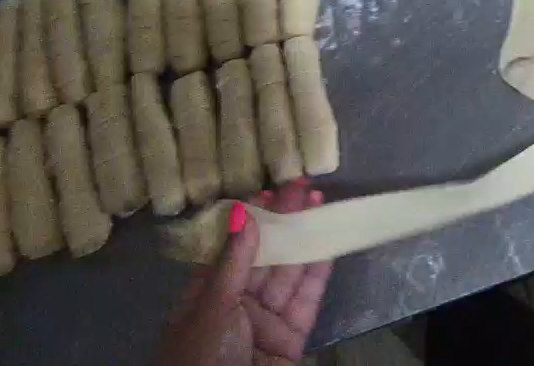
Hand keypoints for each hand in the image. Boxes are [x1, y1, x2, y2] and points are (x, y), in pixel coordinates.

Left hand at [153, 182, 332, 365]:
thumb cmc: (203, 359)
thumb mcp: (213, 308)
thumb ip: (234, 260)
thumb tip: (241, 211)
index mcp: (205, 299)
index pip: (231, 250)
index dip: (250, 219)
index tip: (269, 188)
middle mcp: (236, 307)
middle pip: (264, 256)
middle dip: (283, 221)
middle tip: (301, 184)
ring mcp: (265, 322)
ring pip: (288, 272)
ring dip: (305, 237)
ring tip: (319, 201)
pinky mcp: (292, 337)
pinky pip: (307, 298)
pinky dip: (320, 269)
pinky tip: (330, 240)